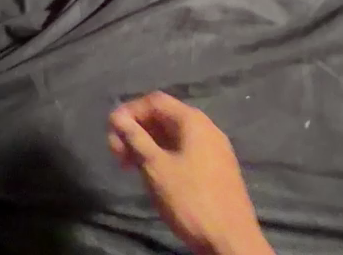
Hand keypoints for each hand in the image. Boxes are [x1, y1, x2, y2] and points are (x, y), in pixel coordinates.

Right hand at [108, 92, 272, 254]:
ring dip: (149, 146)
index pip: (155, 101)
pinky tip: (154, 176)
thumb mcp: (156, 168)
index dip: (130, 111)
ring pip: (174, 137)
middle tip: (116, 153)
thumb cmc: (190, 199)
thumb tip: (117, 116)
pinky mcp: (217, 169)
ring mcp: (214, 148)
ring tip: (129, 167)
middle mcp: (206, 127)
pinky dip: (165, 157)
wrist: (231, 240)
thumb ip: (135, 139)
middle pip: (165, 117)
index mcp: (192, 120)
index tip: (111, 132)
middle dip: (138, 131)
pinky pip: (185, 152)